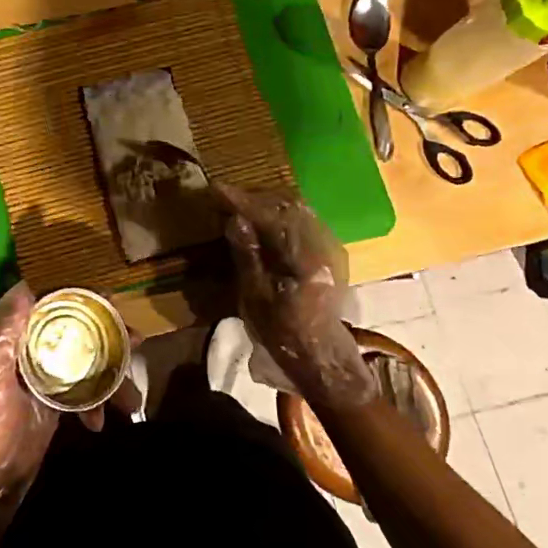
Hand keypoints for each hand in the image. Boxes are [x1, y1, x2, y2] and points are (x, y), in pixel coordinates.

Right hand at [214, 184, 375, 409]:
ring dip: (268, 203)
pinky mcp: (330, 251)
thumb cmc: (284, 334)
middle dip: (255, 197)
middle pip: (288, 205)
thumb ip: (247, 255)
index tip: (216, 190)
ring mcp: (331, 246)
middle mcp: (324, 245)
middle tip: (226, 196)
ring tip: (241, 205)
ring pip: (298, 210)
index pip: (272, 216)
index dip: (243, 201)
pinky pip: (304, 221)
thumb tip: (235, 219)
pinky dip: (281, 215)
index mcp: (306, 259)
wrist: (321, 357)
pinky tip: (263, 221)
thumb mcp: (256, 298)